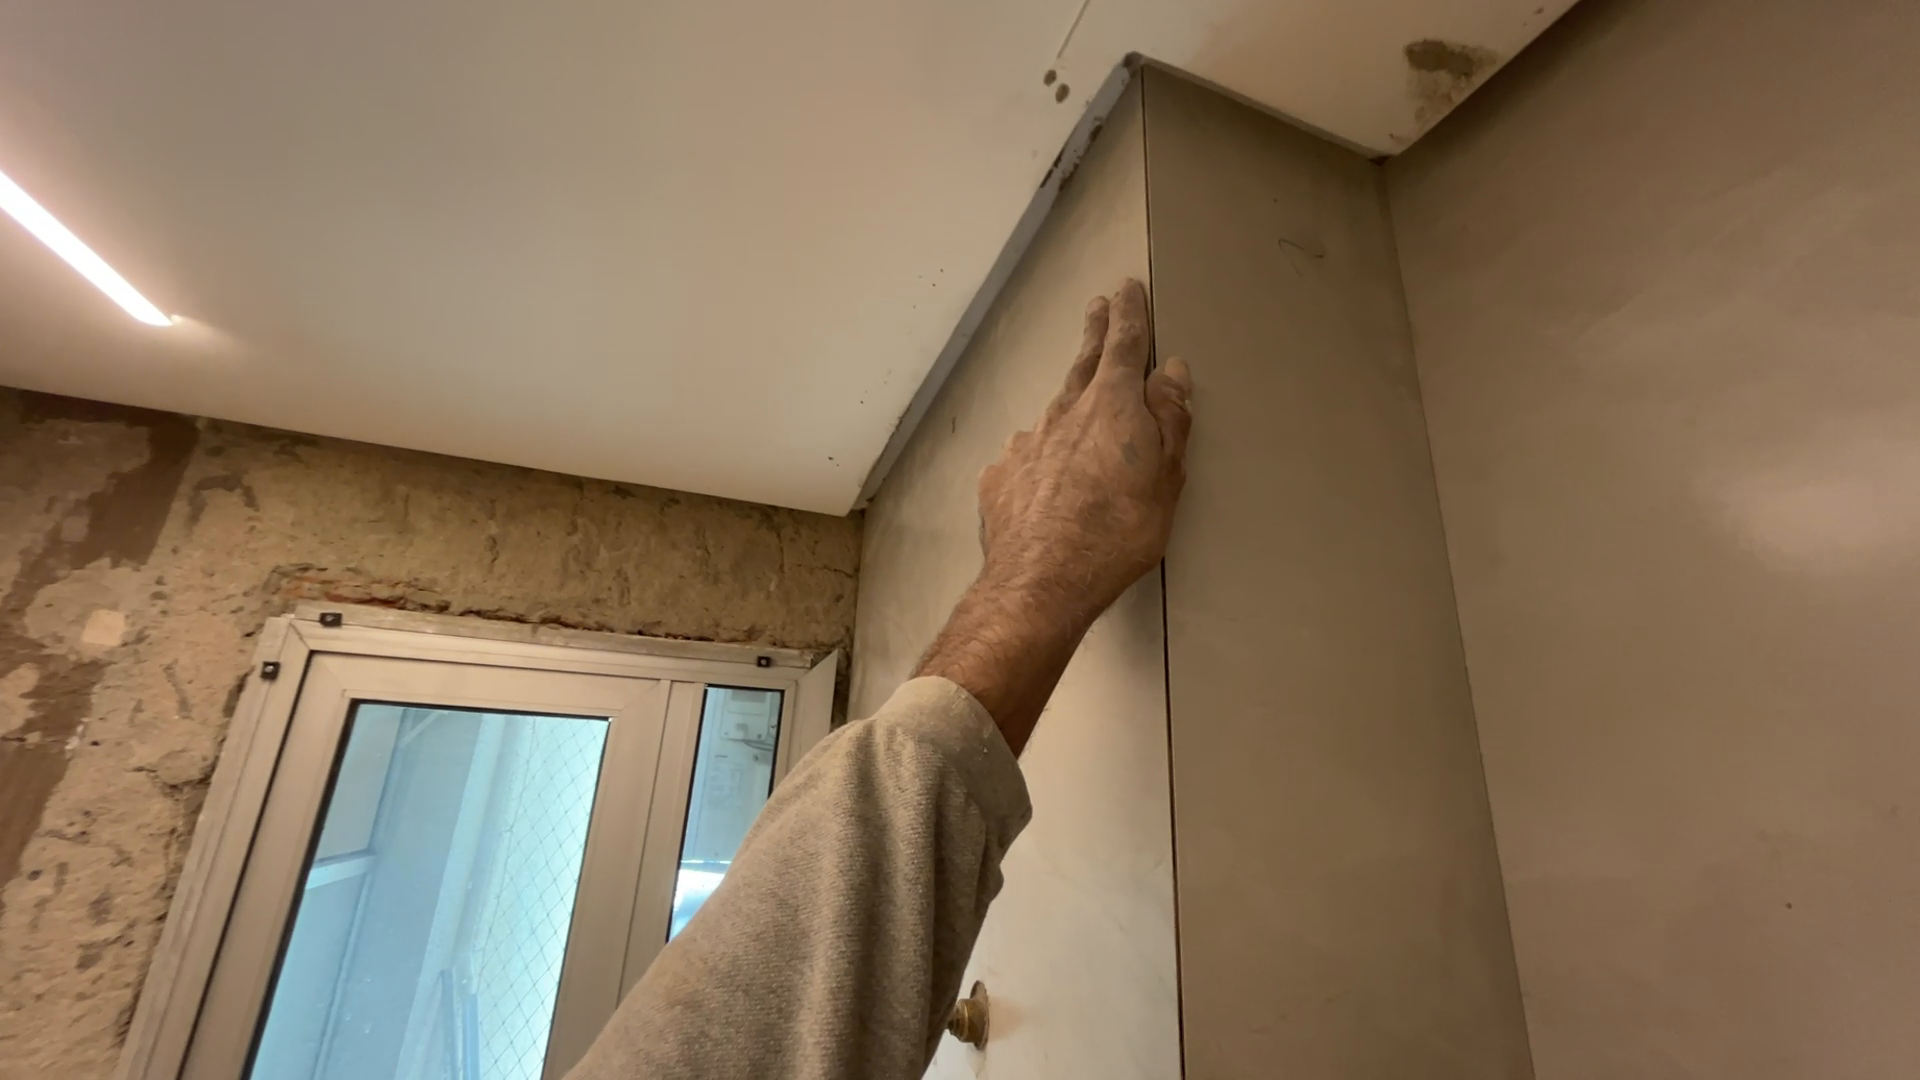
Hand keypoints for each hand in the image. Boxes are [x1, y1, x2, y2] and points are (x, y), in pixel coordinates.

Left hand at [915, 279, 1192, 752]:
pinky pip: (1027, 455)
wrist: (1040, 581)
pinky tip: (1045, 480)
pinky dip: (1041, 457)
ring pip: (1053, 412)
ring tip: (1079, 411)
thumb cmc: (1117, 535)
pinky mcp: (1000, 475)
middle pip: (1082, 364)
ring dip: (1069, 403)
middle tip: (1098, 308)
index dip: (1129, 314)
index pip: (1123, 344)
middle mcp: (1063, 413)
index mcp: (1110, 407)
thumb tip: (1171, 372)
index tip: (1128, 289)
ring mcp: (1025, 442)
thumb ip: (1168, 422)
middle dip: (1095, 333)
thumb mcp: (1163, 480)